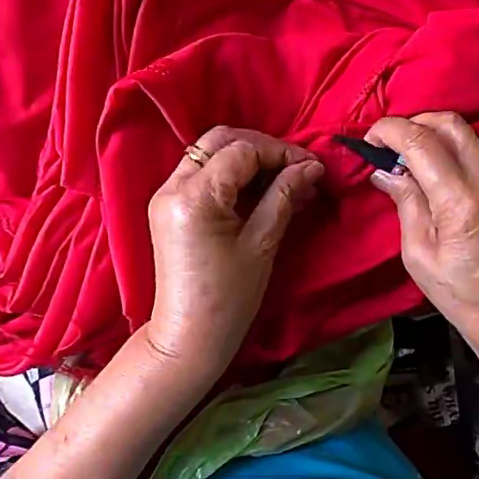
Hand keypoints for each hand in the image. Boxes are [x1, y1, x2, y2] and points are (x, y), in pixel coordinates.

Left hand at [144, 126, 325, 373]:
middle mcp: (172, 186)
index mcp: (194, 196)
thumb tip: (311, 167)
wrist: (188, 337)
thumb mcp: (262, 244)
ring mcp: (166, 195)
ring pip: (209, 153)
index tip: (312, 168)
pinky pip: (202, 173)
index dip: (281, 153)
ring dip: (248, 158)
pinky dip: (232, 173)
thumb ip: (284, 196)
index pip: (241, 151)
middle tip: (297, 168)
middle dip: (263, 148)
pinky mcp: (169, 206)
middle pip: (220, 141)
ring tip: (284, 179)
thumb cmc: (229, 299)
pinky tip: (261, 189)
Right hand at [364, 112, 478, 359]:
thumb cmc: (456, 291)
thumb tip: (384, 169)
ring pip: (470, 137)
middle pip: (451, 123)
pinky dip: (461, 156)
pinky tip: (449, 179)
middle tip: (394, 143)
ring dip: (439, 139)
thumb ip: (405, 202)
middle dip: (416, 123)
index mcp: (461, 202)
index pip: (421, 142)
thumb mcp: (417, 253)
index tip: (372, 139)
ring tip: (418, 163)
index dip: (391, 131)